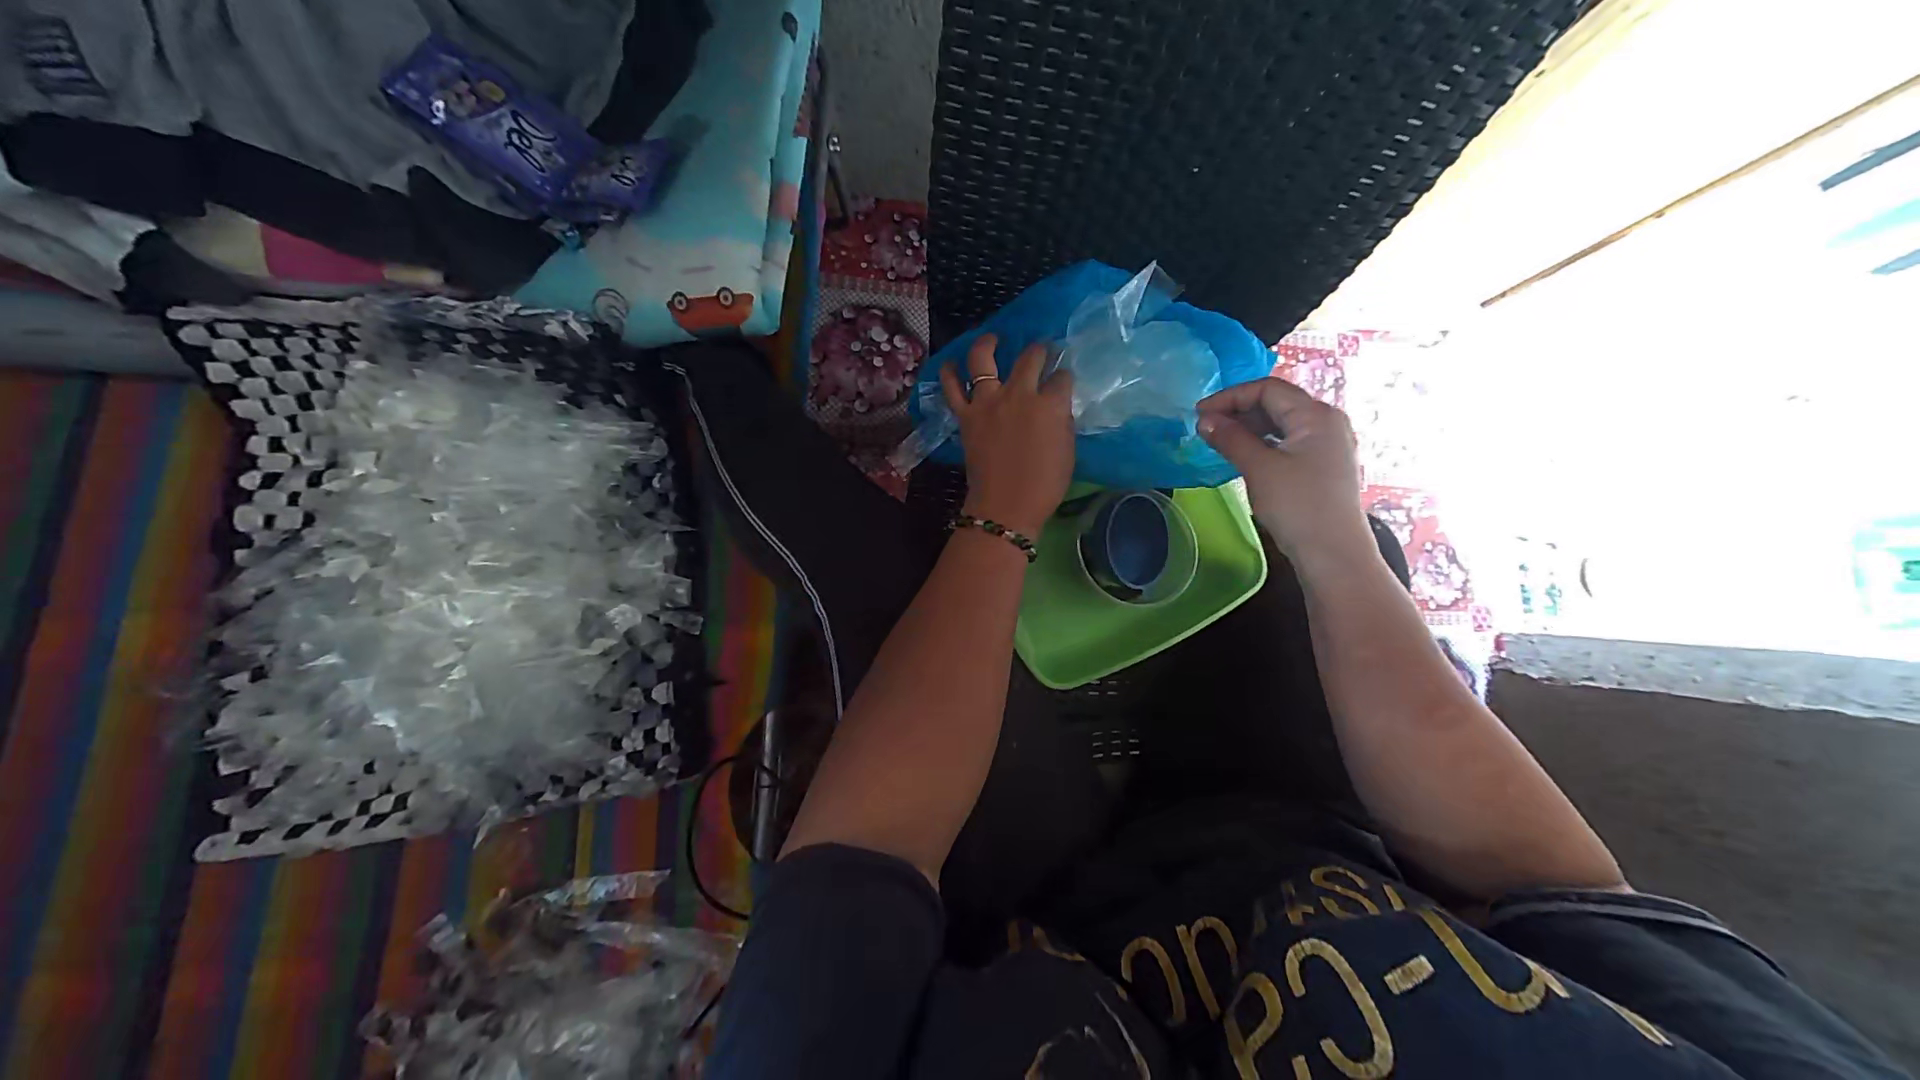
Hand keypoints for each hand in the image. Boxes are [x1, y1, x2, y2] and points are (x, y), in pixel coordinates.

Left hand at [941, 334, 1074, 537]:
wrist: (1006, 506)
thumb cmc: (1044, 484)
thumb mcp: (1067, 450)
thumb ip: (1061, 420)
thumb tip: (1056, 406)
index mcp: (1050, 404)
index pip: (1062, 377)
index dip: (1064, 377)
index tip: (1064, 380)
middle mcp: (1019, 394)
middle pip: (1030, 358)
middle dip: (1039, 350)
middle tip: (1040, 350)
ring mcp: (988, 402)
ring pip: (984, 360)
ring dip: (988, 344)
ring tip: (993, 338)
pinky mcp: (966, 416)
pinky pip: (952, 388)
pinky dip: (949, 373)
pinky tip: (951, 363)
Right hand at [1197, 377, 1372, 566]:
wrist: (1332, 553)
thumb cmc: (1297, 505)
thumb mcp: (1259, 468)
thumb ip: (1230, 438)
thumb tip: (1205, 420)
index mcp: (1316, 415)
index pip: (1268, 389)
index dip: (1230, 396)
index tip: (1198, 414)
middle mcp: (1327, 421)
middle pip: (1276, 403)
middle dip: (1238, 410)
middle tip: (1205, 428)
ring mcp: (1328, 444)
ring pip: (1281, 423)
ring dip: (1248, 427)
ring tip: (1219, 441)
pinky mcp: (1323, 465)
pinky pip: (1287, 441)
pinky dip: (1262, 443)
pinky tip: (1242, 456)